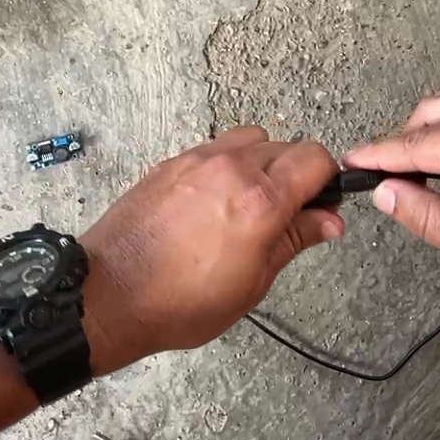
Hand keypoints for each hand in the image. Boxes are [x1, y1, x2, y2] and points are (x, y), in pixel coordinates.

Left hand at [78, 128, 342, 372]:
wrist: (109, 293)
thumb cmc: (179, 301)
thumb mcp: (252, 282)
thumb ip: (295, 240)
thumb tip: (330, 221)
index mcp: (260, 201)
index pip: (315, 158)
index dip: (327, 179)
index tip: (321, 202)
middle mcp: (232, 168)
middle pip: (288, 146)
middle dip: (296, 175)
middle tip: (286, 213)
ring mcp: (199, 159)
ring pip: (253, 139)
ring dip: (262, 162)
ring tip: (249, 202)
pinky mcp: (174, 160)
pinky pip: (217, 147)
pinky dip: (229, 163)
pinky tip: (216, 199)